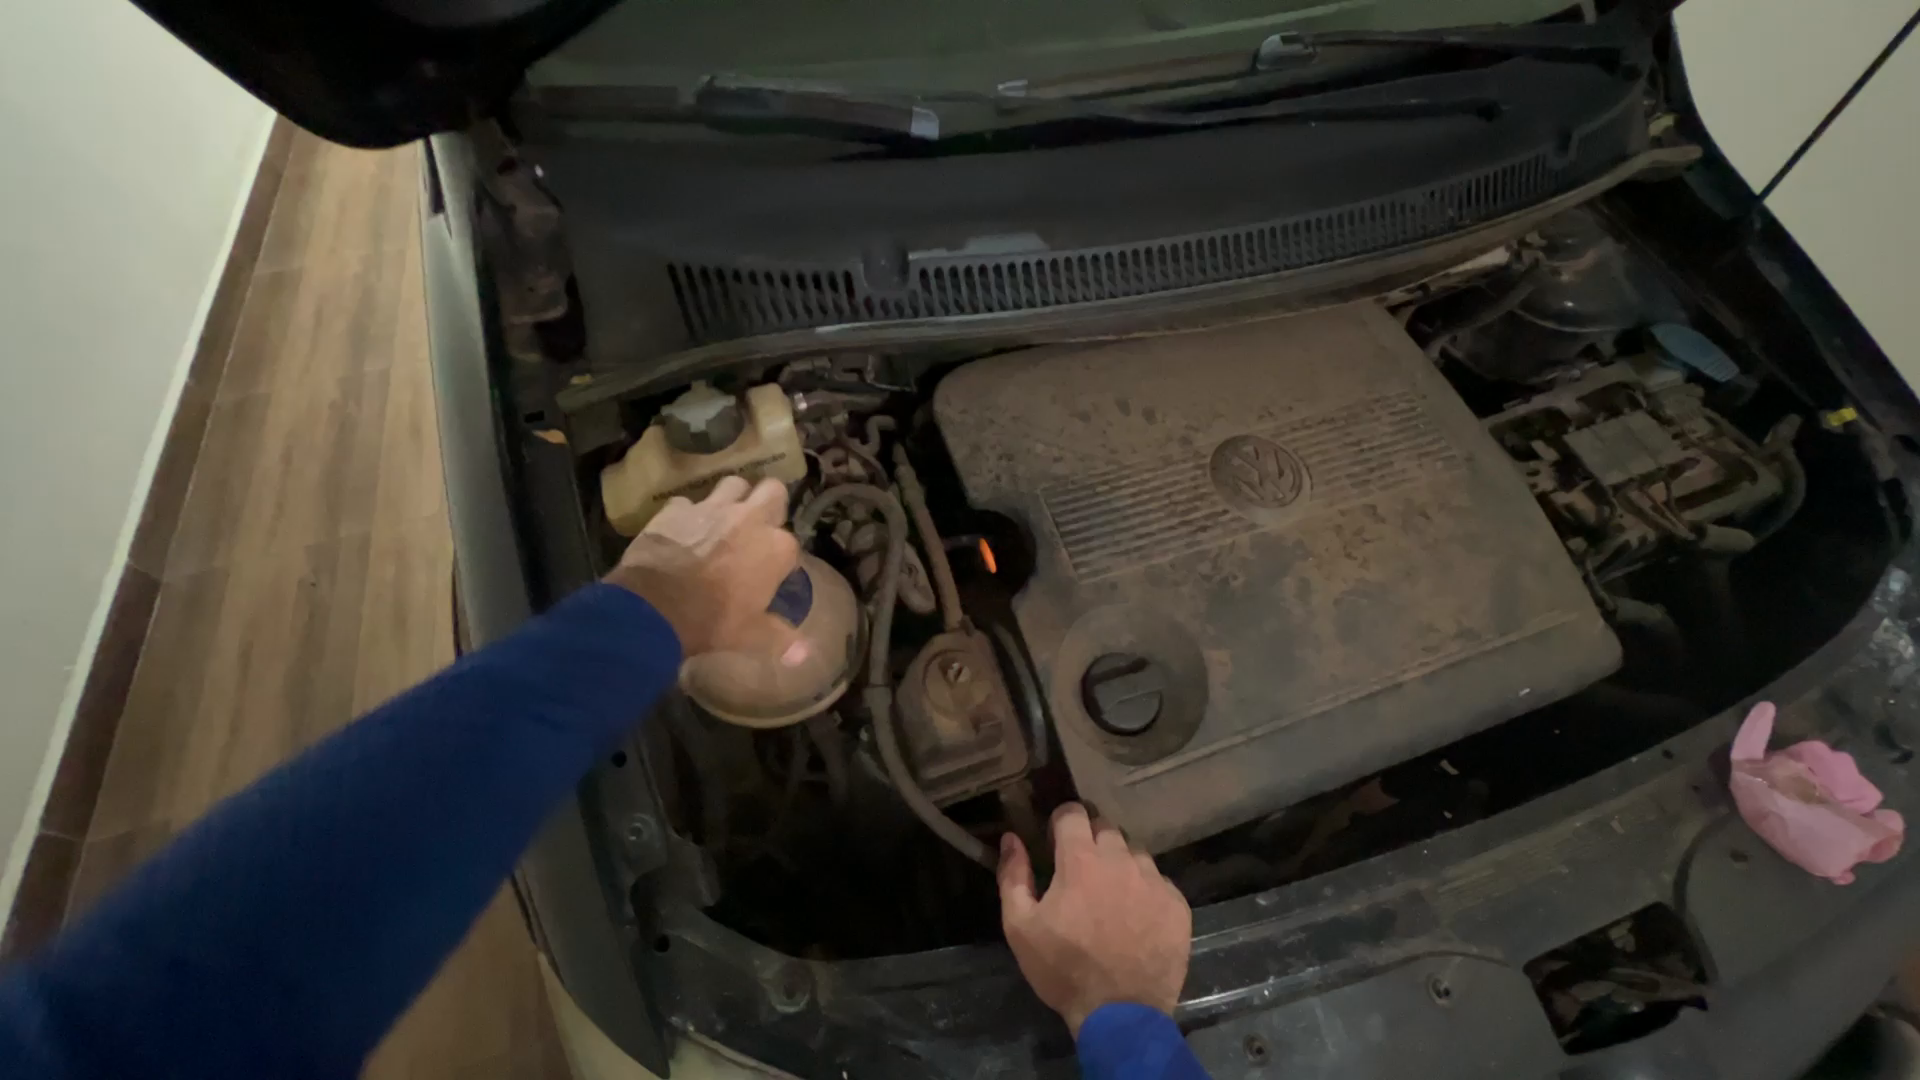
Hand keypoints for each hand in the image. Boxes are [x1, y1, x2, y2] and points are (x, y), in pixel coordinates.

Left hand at [604, 476, 804, 661]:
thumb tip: (805, 656)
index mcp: (776, 548)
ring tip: (723, 518)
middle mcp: (750, 519)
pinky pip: (688, 502)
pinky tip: (683, 530)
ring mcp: (712, 509)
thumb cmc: (712, 622)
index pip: (790, 544)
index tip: (771, 572)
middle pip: (772, 490)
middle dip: (768, 502)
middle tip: (757, 525)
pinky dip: (688, 513)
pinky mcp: (677, 509)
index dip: (781, 557)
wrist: (653, 609)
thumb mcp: (751, 636)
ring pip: (732, 484)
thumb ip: (781, 639)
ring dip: (732, 497)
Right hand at [998, 803, 1191, 1034]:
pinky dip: (1145, 889)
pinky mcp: (1177, 905)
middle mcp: (1120, 860)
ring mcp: (1153, 881)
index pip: (1073, 813)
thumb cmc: (1064, 969)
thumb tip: (1011, 838)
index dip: (1062, 821)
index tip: (1056, 841)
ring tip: (1111, 894)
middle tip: (1081, 869)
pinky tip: (1136, 916)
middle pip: (1106, 828)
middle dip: (1091, 839)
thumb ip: (1013, 876)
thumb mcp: (1020, 927)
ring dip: (1120, 863)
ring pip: (1134, 853)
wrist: (1120, 1017)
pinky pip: (1159, 881)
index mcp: (1081, 860)